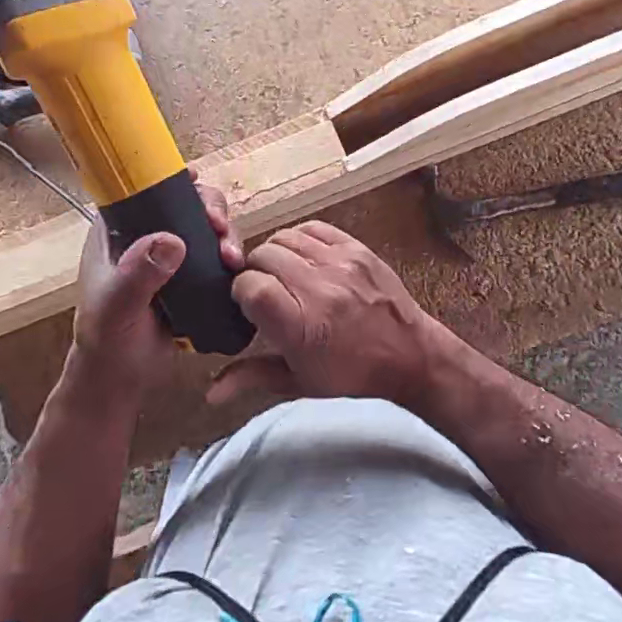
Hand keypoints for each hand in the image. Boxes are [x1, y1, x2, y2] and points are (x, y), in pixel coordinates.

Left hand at [68, 177, 242, 393]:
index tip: (195, 184)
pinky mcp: (193, 279)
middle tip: (219, 227)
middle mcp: (145, 236)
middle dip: (209, 209)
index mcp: (117, 231)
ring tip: (231, 258)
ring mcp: (171, 258)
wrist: (120, 378)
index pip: (144, 190)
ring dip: (225, 235)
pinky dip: (230, 258)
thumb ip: (137, 275)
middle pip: (185, 204)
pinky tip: (237, 270)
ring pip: (205, 230)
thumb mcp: (116, 306)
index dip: (171, 181)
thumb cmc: (106, 339)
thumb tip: (171, 240)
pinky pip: (216, 258)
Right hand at [205, 220, 464, 410]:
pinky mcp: (357, 250)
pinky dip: (300, 239)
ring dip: (275, 254)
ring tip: (283, 274)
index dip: (241, 293)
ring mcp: (340, 264)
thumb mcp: (298, 382)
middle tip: (265, 290)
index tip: (248, 306)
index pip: (249, 286)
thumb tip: (209, 393)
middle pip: (263, 255)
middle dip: (255, 271)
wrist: (412, 358)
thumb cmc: (350, 376)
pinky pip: (313, 228)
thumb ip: (250, 377)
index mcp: (300, 325)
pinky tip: (302, 258)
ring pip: (285, 237)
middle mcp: (318, 289)